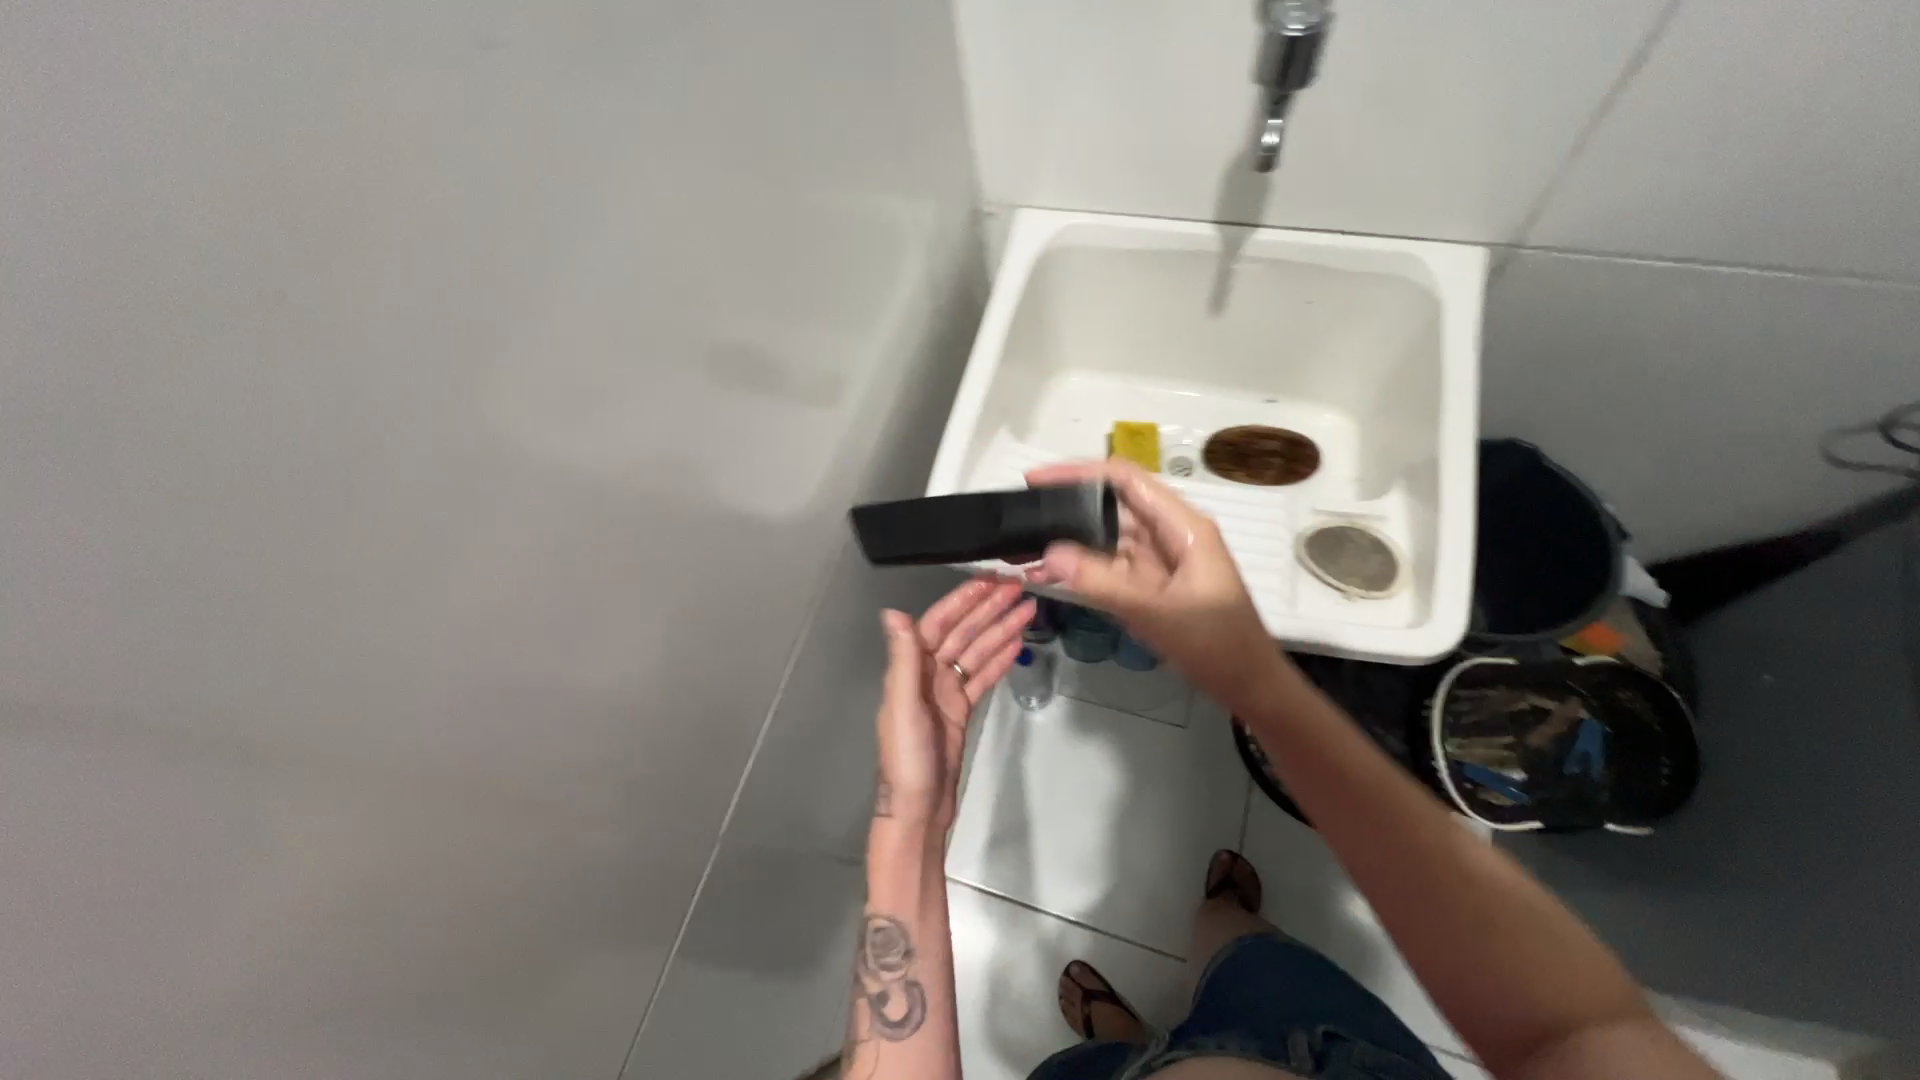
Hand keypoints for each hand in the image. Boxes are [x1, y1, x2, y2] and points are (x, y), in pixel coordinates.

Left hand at [876, 577, 1034, 831]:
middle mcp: (926, 675)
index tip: (989, 582)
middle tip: (1019, 589)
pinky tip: (1017, 644)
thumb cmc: (908, 761)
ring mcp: (944, 693)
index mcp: (910, 669)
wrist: (918, 812)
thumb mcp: (903, 708)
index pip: (939, 624)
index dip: (963, 601)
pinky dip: (998, 660)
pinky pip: (981, 677)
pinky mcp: (960, 711)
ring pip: (975, 652)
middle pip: (961, 633)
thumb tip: (894, 613)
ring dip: (999, 630)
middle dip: (988, 609)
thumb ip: (903, 660)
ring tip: (1028, 610)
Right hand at [1023, 459, 1292, 713]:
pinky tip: (1049, 577)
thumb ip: (1101, 583)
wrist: (1249, 684)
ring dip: (1069, 545)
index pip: (1125, 481)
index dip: (1079, 474)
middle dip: (1066, 510)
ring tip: (1025, 552)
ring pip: (1106, 540)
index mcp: (1182, 526)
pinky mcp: (1152, 585)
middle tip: (1022, 519)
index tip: (1036, 481)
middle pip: (1112, 507)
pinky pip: (1110, 569)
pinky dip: (1081, 571)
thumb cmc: (1216, 643)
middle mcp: (1170, 534)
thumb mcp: (1156, 612)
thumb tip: (1049, 554)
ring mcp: (1160, 560)